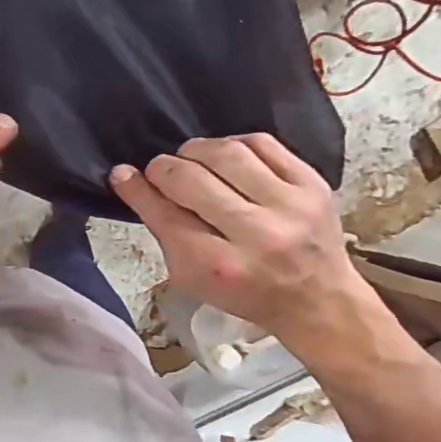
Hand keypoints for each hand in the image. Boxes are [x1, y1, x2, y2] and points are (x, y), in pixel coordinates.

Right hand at [109, 134, 372, 344]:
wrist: (317, 299)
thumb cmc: (245, 291)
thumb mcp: (193, 276)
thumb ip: (162, 227)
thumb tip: (127, 177)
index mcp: (221, 267)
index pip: (166, 215)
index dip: (137, 189)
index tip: (122, 173)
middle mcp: (258, 234)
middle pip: (191, 179)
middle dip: (163, 168)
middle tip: (159, 171)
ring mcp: (291, 205)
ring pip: (226, 153)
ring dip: (195, 151)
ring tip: (188, 160)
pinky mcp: (312, 183)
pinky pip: (261, 142)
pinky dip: (233, 143)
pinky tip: (224, 157)